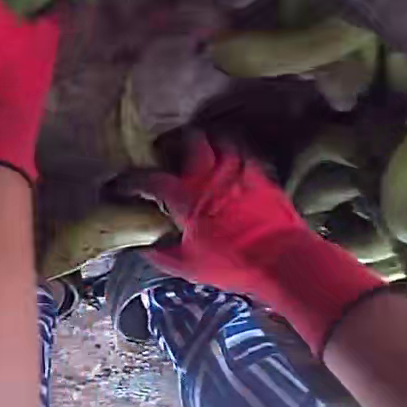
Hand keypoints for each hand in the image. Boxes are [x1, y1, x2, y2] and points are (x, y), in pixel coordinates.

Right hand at [143, 135, 385, 350]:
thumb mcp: (189, 266)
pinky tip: (232, 164)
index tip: (123, 184)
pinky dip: (235, 154)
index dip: (132, 180)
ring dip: (210, 142)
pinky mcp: (261, 175)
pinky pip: (245, 154)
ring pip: (221, 140)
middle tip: (172, 150)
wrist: (284, 260)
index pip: (150, 180)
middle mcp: (209, 175)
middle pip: (191, 140)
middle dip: (179, 141)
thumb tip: (143, 250)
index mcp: (186, 196)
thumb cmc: (232, 263)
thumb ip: (162, 255)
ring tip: (204, 149)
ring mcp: (238, 170)